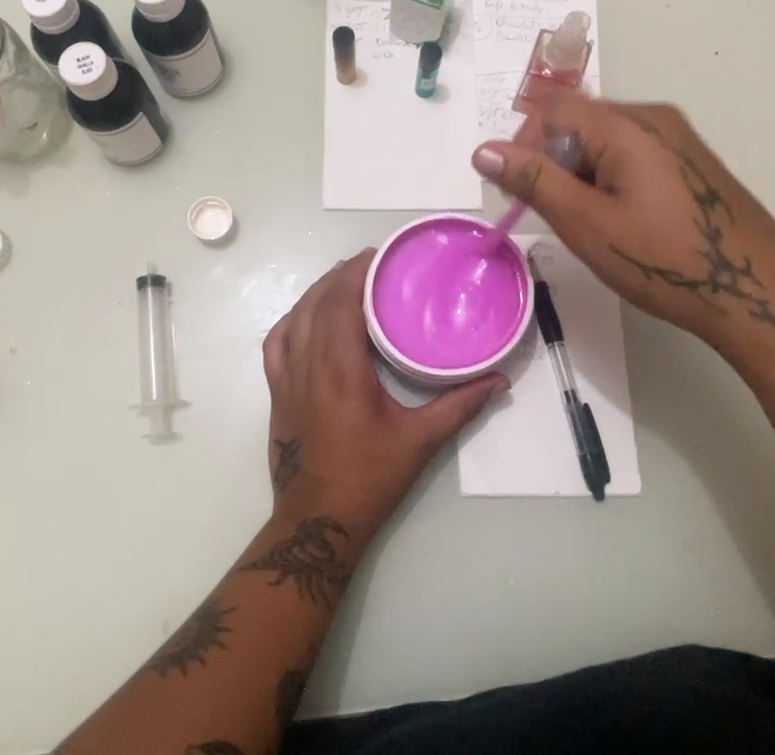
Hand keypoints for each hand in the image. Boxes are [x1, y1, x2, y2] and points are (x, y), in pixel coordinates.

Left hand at [261, 250, 506, 540]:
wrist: (318, 520)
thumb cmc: (370, 478)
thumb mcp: (421, 441)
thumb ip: (460, 405)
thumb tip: (499, 381)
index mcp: (341, 369)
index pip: (341, 302)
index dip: (355, 271)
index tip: (377, 255)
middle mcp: (308, 365)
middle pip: (317, 303)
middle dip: (341, 276)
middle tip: (370, 264)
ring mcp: (286, 379)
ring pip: (294, 319)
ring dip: (316, 293)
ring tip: (343, 283)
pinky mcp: (276, 393)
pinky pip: (276, 344)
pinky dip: (291, 321)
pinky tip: (306, 318)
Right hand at [471, 89, 774, 344]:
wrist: (758, 294)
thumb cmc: (665, 260)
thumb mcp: (586, 223)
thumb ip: (533, 181)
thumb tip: (482, 150)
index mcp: (628, 125)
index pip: (553, 107)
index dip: (523, 142)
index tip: (518, 191)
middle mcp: (655, 118)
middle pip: (580, 119)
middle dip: (552, 160)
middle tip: (554, 213)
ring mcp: (679, 138)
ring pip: (605, 139)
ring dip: (580, 172)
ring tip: (589, 224)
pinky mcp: (692, 162)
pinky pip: (633, 154)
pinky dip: (609, 178)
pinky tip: (621, 221)